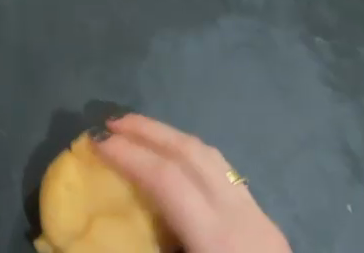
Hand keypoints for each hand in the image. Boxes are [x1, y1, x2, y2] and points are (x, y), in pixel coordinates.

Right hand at [94, 115, 291, 252]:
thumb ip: (150, 246)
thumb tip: (100, 238)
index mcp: (218, 241)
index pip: (168, 180)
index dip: (130, 156)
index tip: (96, 143)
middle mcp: (242, 218)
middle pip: (191, 155)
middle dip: (149, 132)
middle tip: (110, 123)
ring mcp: (260, 218)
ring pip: (213, 158)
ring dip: (171, 139)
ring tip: (138, 134)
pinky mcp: (267, 226)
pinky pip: (225, 175)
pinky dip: (194, 158)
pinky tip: (176, 163)